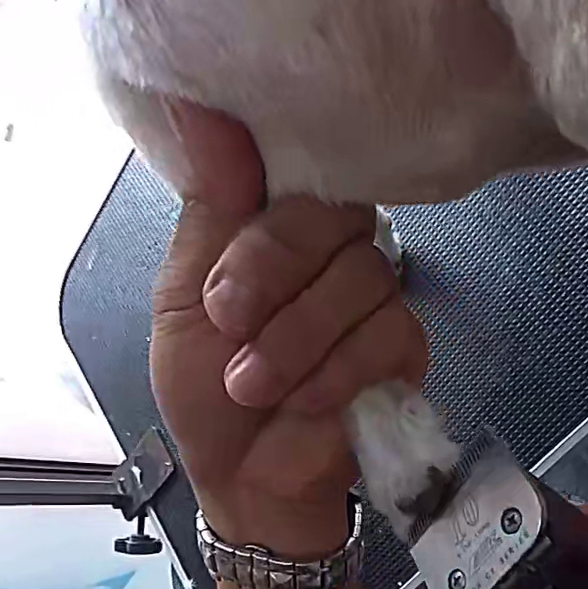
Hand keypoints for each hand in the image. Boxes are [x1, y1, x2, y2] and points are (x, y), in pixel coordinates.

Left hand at [148, 102, 427, 557]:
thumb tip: (204, 111)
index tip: (222, 283)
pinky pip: (388, 334)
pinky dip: (338, 370)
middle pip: (338, 215)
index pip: (301, 175)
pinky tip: (307, 401)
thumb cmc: (208, 395)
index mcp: (278, 234)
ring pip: (363, 276)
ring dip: (297, 336)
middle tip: (229, 325)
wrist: (249, 477)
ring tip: (253, 384)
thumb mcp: (183, 304)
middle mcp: (332, 258)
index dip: (266, 220)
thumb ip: (208, 218)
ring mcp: (375, 303)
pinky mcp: (404, 351)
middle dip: (274, 271)